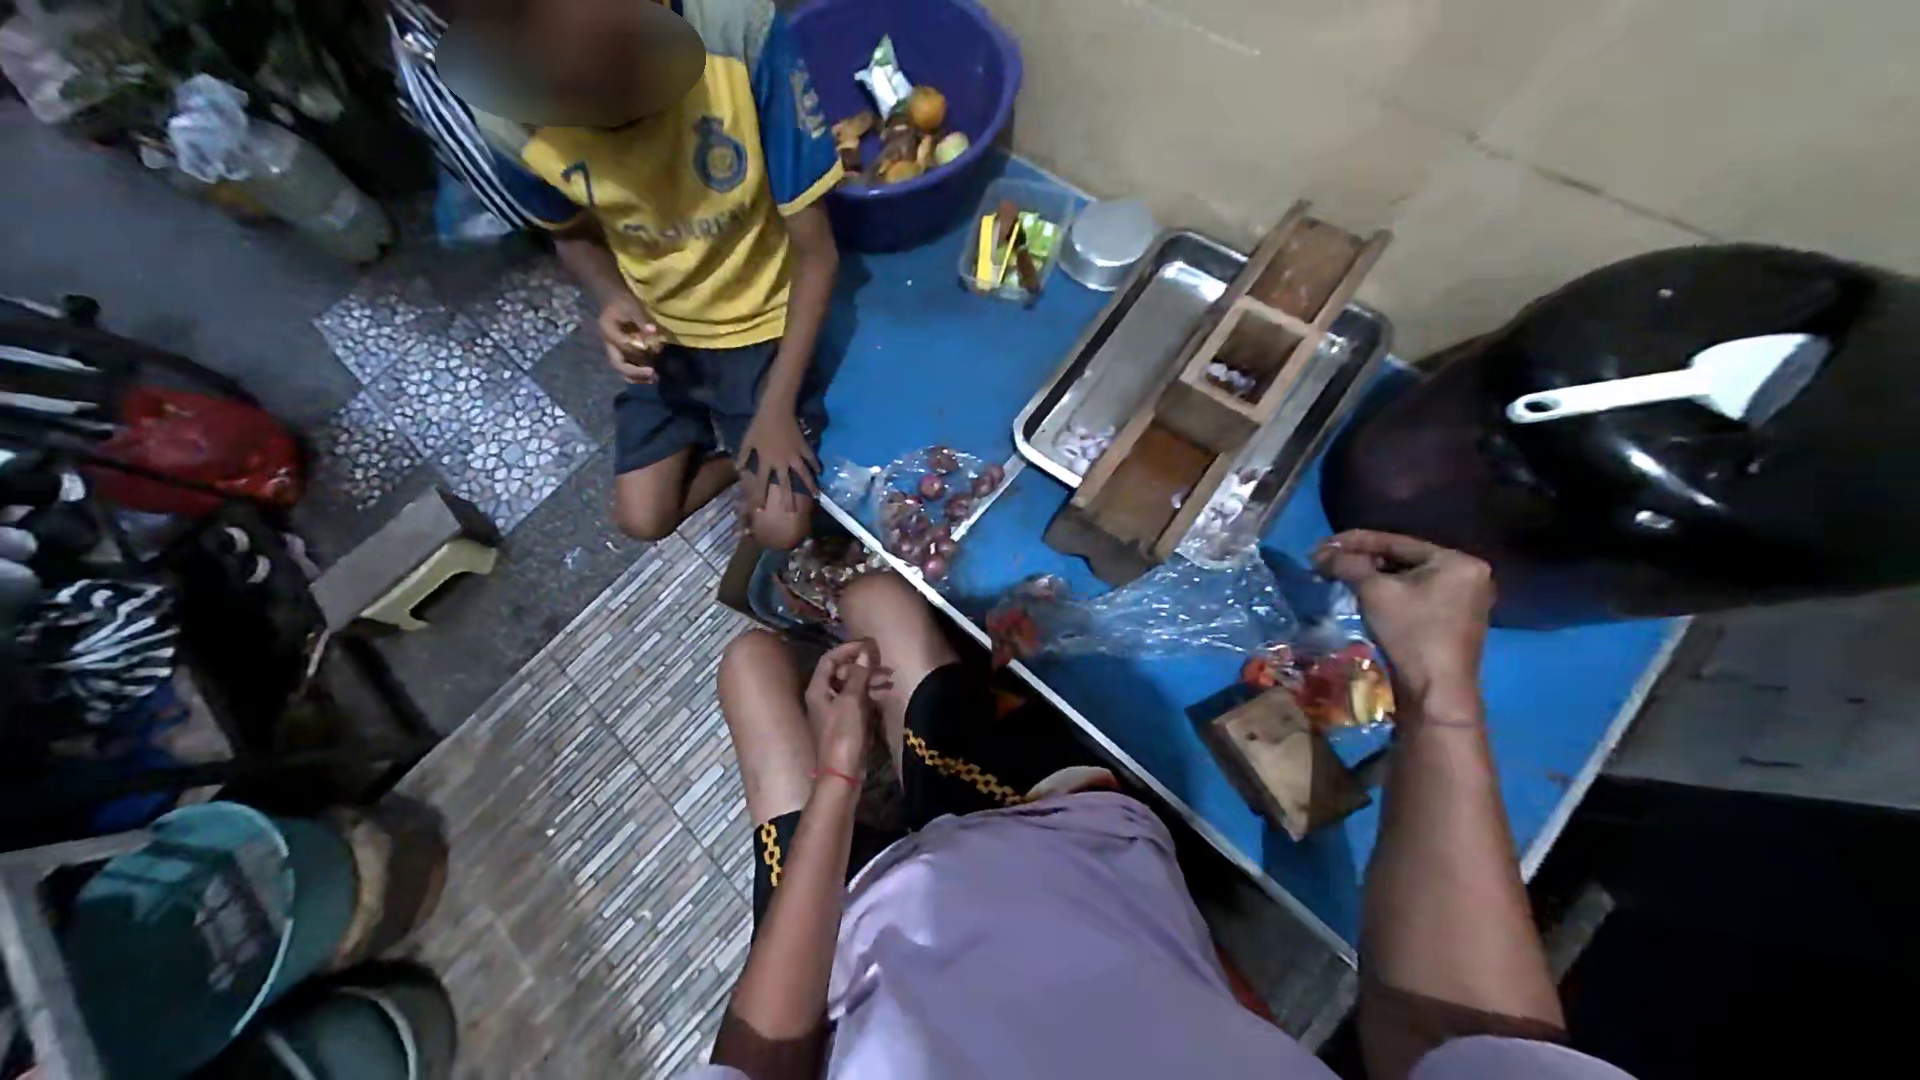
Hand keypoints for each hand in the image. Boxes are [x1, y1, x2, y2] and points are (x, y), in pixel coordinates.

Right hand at [597, 293, 666, 383]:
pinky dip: (638, 375)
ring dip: (638, 377)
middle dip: (636, 372)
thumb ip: (642, 320)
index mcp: (608, 331)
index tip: (653, 351)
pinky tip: (652, 376)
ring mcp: (614, 351)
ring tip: (655, 378)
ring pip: (622, 370)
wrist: (614, 302)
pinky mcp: (621, 355)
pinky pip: (627, 369)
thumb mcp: (632, 306)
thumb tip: (654, 332)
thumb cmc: (623, 302)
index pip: (622, 346)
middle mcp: (608, 344)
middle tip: (654, 374)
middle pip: (618, 364)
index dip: (638, 350)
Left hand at [736, 406, 820, 511]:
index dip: (760, 496)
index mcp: (766, 461)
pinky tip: (819, 473)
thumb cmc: (759, 426)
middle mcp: (781, 462)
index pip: (762, 483)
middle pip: (786, 484)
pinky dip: (815, 466)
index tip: (760, 510)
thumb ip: (744, 457)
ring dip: (809, 486)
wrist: (776, 410)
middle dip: (788, 499)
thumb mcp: (747, 441)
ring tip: (816, 496)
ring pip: (803, 474)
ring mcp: (795, 455)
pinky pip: (811, 459)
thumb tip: (739, 470)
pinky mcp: (803, 448)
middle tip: (792, 513)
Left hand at [804, 640, 888, 779]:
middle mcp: (824, 697)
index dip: (848, 649)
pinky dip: (871, 695)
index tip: (868, 645)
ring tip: (890, 681)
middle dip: (864, 667)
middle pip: (843, 672)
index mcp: (818, 689)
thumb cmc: (843, 735)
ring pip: (853, 686)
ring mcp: (836, 710)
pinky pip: (859, 701)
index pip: (830, 659)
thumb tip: (865, 651)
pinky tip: (886, 695)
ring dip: (870, 681)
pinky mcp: (847, 722)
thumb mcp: (852, 701)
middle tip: (885, 667)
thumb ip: (859, 674)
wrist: (842, 774)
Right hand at [1312, 530, 1493, 721]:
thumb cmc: (1410, 631)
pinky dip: (1386, 590)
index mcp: (1456, 561)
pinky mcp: (1453, 618)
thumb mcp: (1373, 590)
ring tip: (1338, 575)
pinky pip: (1414, 593)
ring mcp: (1463, 597)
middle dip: (1361, 559)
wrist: (1435, 688)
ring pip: (1405, 576)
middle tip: (1326, 560)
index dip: (1354, 540)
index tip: (1323, 543)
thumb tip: (1321, 553)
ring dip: (1370, 575)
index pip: (1396, 542)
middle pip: (1401, 558)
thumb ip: (1347, 564)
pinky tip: (1361, 592)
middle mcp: (1467, 574)